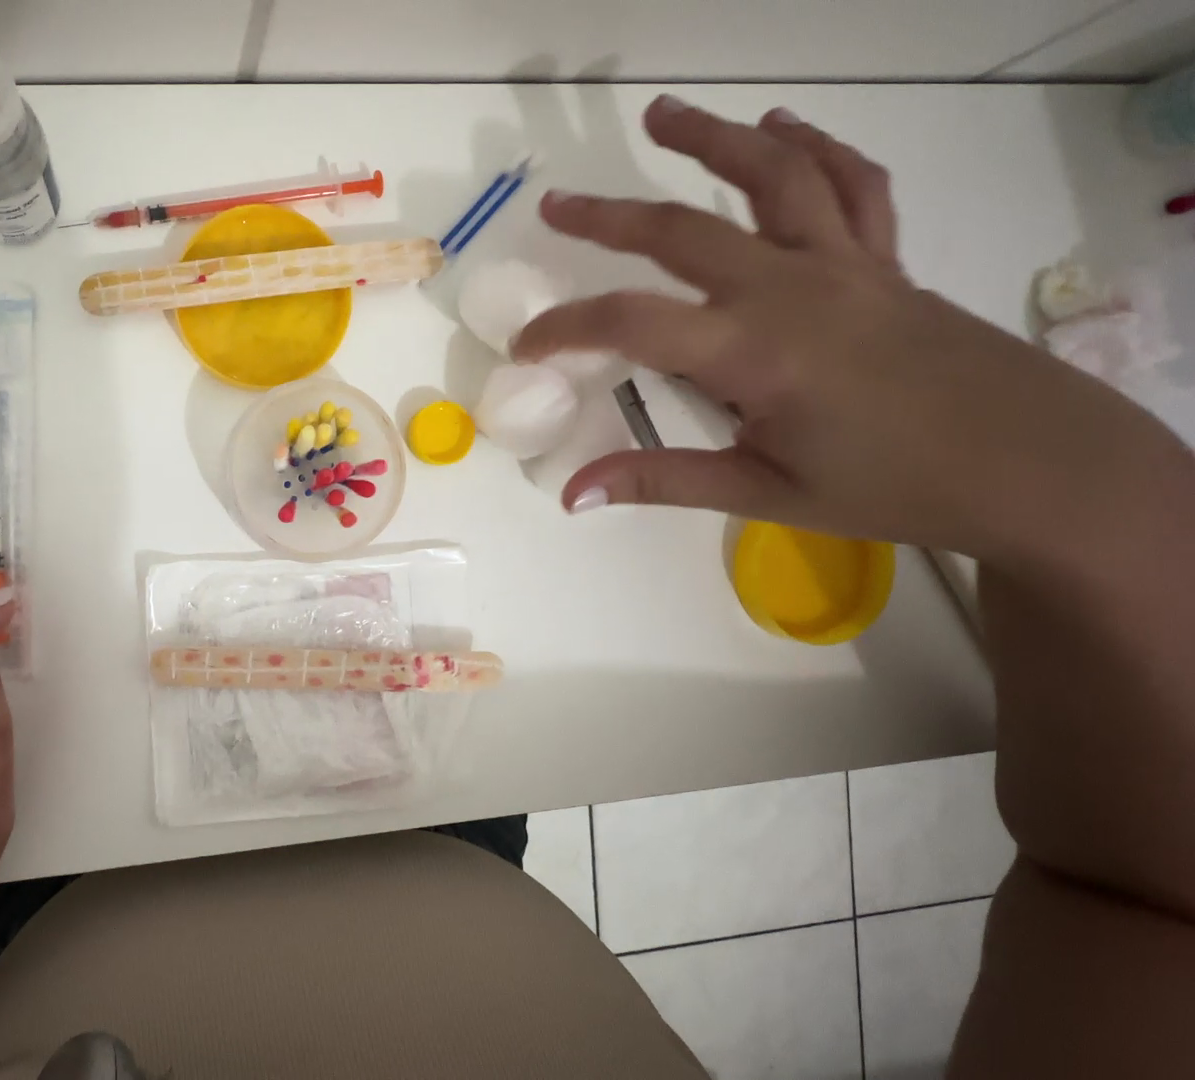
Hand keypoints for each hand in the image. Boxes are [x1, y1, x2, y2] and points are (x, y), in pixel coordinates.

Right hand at [514, 95, 1187, 567]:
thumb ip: (661, 481)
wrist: (1037, 467)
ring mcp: (845, 264)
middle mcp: (792, 289)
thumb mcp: (764, 493)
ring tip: (663, 115)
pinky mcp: (883, 262)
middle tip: (557, 203)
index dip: (566, 328)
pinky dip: (814, 150)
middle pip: (682, 231)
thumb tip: (572, 495)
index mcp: (754, 351)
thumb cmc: (892, 487)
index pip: (630, 322)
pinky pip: (850, 186)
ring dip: (714, 140)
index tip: (526, 344)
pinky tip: (782, 129)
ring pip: (772, 179)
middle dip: (608, 217)